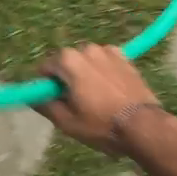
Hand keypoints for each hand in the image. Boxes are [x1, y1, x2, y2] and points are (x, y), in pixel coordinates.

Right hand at [35, 43, 164, 154]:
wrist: (145, 126)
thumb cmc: (102, 125)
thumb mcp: (68, 123)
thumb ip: (45, 106)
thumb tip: (32, 97)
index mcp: (67, 60)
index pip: (45, 69)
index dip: (48, 86)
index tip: (56, 102)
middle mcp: (85, 48)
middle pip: (67, 63)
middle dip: (68, 79)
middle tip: (78, 103)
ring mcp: (107, 50)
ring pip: (87, 62)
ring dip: (86, 74)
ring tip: (98, 98)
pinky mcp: (124, 57)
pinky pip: (105, 62)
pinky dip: (104, 71)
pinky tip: (112, 90)